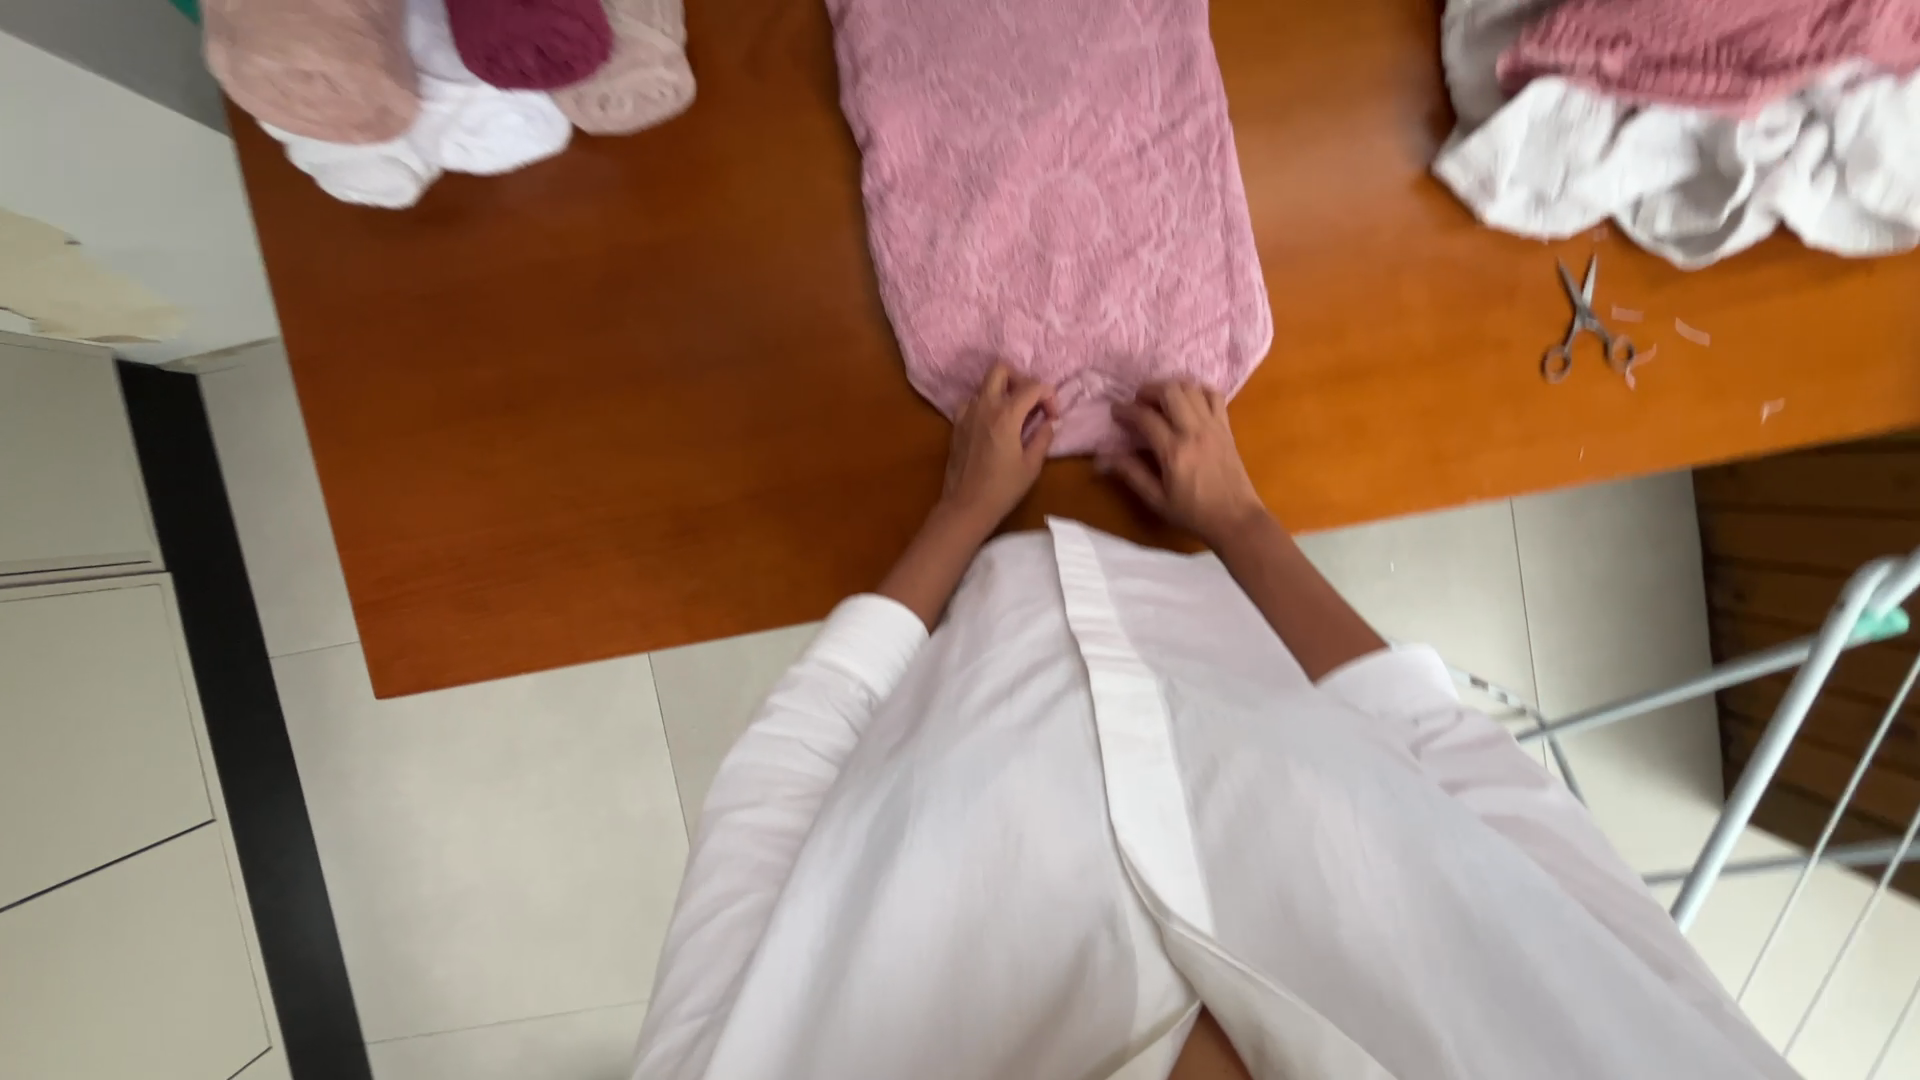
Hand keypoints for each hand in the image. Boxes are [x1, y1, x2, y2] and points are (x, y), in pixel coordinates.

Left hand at [940, 362, 1057, 528]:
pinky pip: (972, 402)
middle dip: (1020, 379)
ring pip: (985, 385)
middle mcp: (984, 406)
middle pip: (1001, 369)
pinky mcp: (956, 425)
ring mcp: (966, 413)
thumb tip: (1049, 422)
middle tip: (1030, 402)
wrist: (965, 506)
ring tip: (1014, 415)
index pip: (1032, 386)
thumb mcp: (1031, 465)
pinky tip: (994, 425)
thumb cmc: (1002, 489)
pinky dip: (986, 406)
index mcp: (1006, 415)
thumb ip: (1043, 438)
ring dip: (1002, 392)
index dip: (1049, 396)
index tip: (1053, 416)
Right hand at [1102, 381, 1269, 544]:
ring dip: (1172, 387)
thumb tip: (1102, 459)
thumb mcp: (1156, 499)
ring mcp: (1214, 426)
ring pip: (1192, 388)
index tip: (1115, 411)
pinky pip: (1214, 396)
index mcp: (1174, 451)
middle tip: (1138, 400)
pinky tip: (1189, 400)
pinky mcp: (1226, 427)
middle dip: (1149, 390)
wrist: (1235, 518)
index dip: (1126, 410)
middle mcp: (1194, 431)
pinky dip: (1198, 391)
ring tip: (1160, 398)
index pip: (1145, 417)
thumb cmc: (1193, 512)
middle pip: (1171, 392)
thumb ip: (1131, 474)